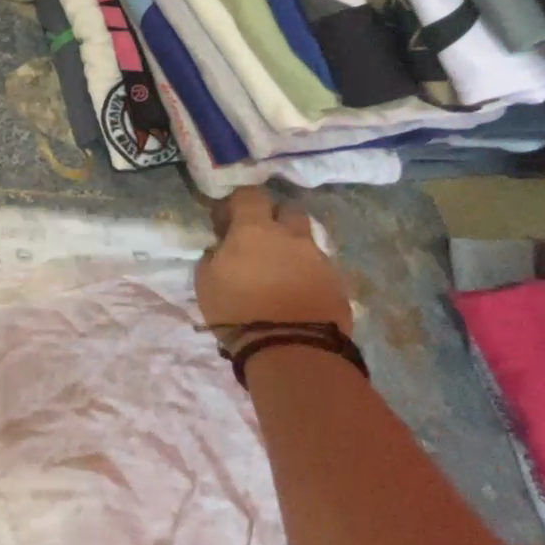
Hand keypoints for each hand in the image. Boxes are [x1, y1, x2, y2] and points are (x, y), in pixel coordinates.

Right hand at [195, 187, 351, 333]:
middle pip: (289, 210)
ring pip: (307, 241)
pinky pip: (319, 268)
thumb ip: (215, 254)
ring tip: (277, 269)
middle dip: (275, 217)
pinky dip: (305, 272)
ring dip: (292, 247)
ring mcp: (320, 261)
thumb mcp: (206, 278)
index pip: (250, 195)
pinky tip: (293, 290)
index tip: (226, 218)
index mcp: (255, 230)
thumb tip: (223, 248)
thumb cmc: (237, 308)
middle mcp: (292, 238)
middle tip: (258, 236)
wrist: (291, 349)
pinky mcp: (339, 286)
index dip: (237, 201)